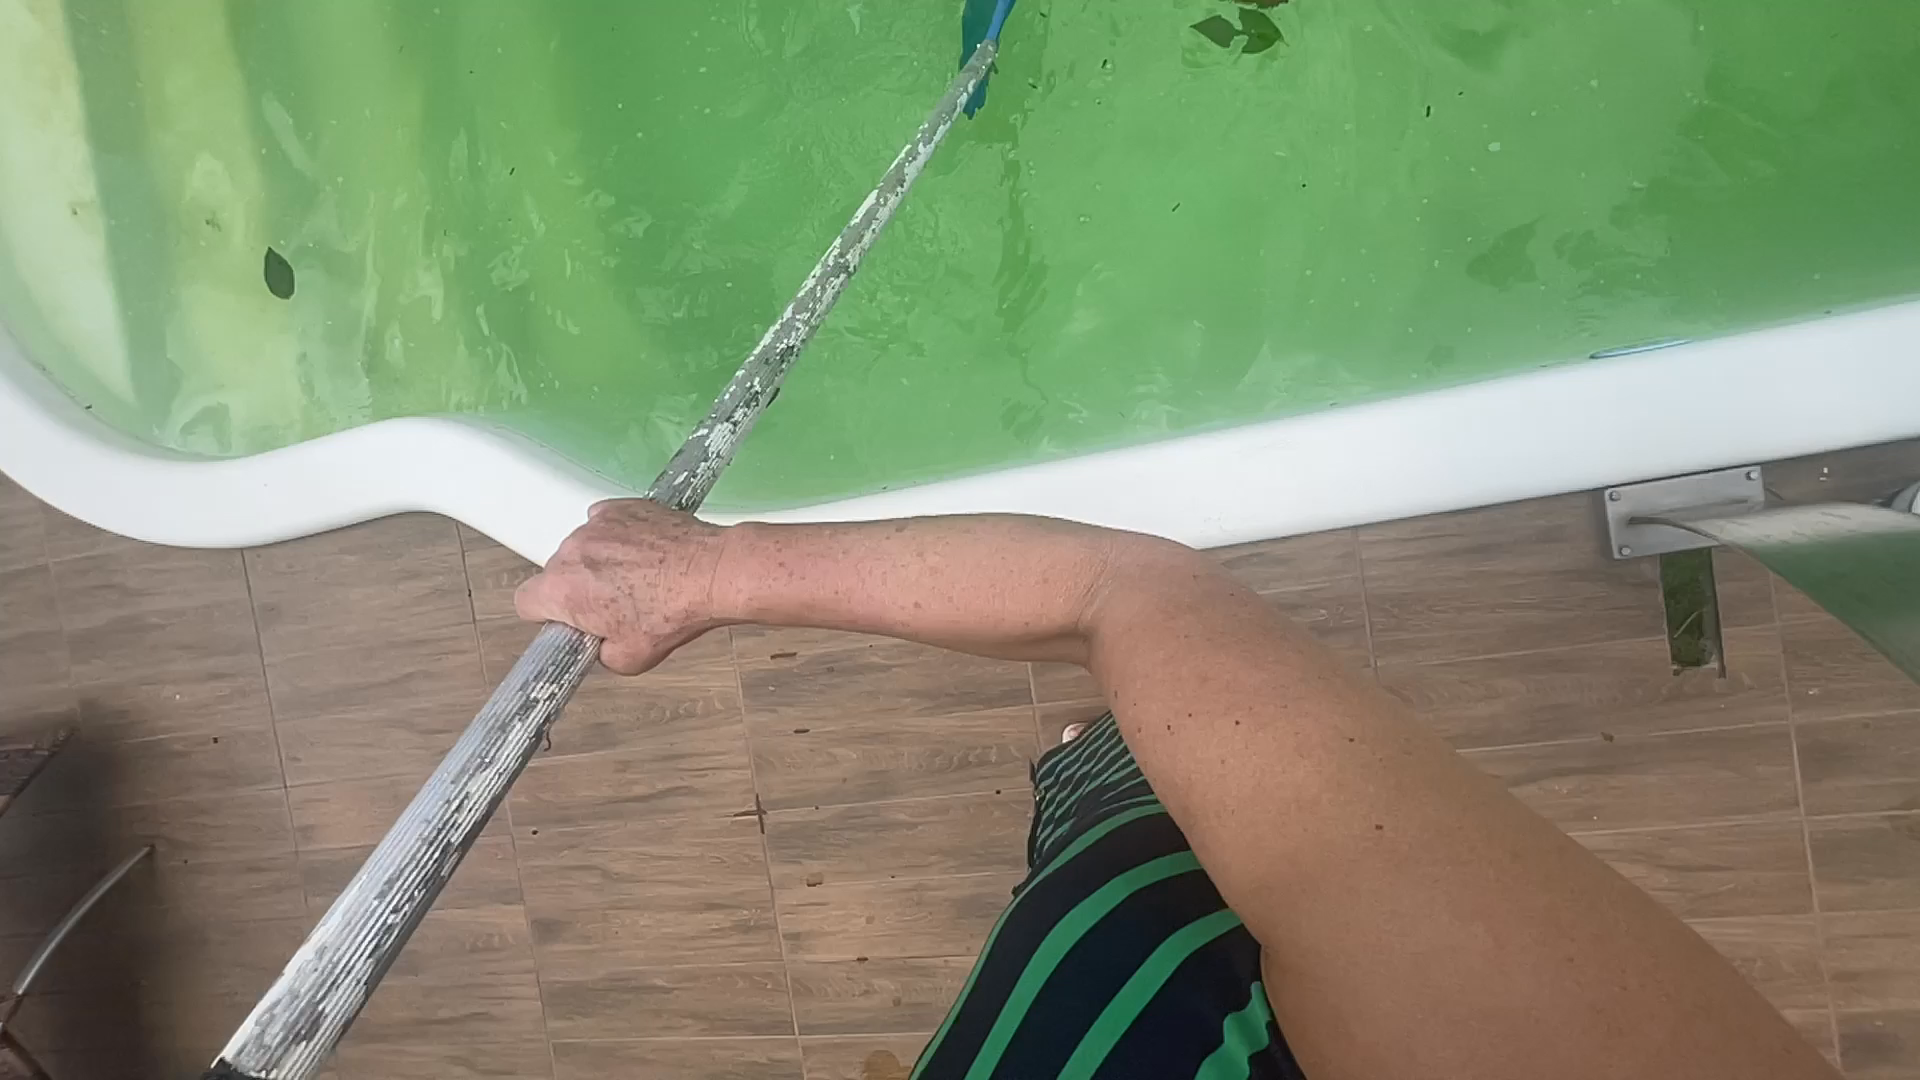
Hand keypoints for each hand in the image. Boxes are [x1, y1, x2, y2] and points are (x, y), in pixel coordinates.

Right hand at [514, 499, 731, 674]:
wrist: (711, 572)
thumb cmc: (676, 610)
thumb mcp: (630, 658)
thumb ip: (600, 652)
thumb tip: (601, 646)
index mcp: (561, 591)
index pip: (527, 603)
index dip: (548, 614)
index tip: (568, 618)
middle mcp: (571, 552)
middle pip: (559, 572)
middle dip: (580, 586)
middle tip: (616, 601)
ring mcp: (597, 525)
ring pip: (585, 546)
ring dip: (603, 559)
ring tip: (641, 576)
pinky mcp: (622, 508)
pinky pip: (608, 522)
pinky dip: (621, 535)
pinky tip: (646, 552)